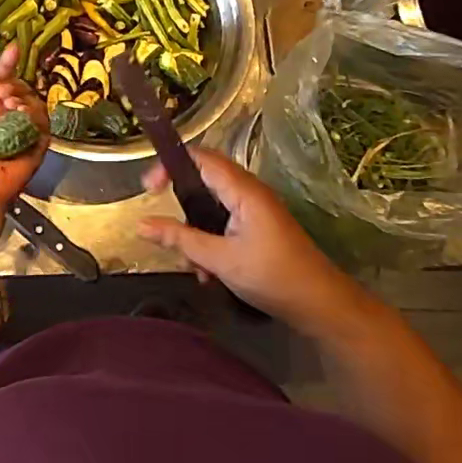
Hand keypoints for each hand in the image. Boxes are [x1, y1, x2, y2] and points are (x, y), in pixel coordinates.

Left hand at [0, 42, 46, 208]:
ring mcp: (21, 136)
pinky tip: (23, 118)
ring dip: (25, 101)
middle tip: (5, 95)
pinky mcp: (35, 150)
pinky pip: (44, 127)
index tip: (14, 49)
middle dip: (15, 86)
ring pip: (34, 106)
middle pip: (20, 91)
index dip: (7, 66)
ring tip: (12, 108)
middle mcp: (4, 123)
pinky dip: (36, 119)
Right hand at [138, 150, 368, 331]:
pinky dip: (209, 242)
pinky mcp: (257, 227)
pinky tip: (209, 273)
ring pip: (211, 207)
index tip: (148, 189)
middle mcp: (249, 192)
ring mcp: (255, 210)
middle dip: (180, 206)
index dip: (170, 165)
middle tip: (163, 230)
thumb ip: (179, 239)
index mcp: (243, 190)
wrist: (320, 304)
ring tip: (192, 265)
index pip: (200, 158)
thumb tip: (141, 224)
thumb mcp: (219, 259)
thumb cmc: (272, 276)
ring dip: (195, 232)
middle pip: (203, 181)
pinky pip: (223, 223)